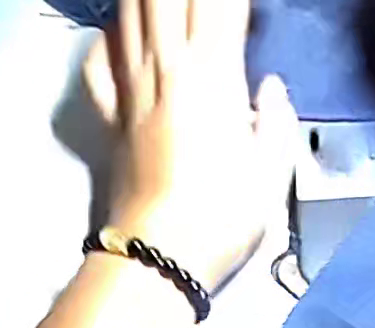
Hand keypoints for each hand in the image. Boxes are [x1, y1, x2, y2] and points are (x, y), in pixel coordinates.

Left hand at [93, 0, 297, 287]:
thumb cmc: (221, 220)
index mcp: (213, 74)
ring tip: (170, 10)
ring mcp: (131, 88)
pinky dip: (111, 35)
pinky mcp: (109, 115)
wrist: (159, 255)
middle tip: (207, 8)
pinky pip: (99, 57)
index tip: (247, 11)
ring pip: (128, 7)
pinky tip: (124, 37)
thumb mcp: (269, 178)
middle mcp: (166, 65)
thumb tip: (271, 89)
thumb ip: (275, 124)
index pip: (220, 0)